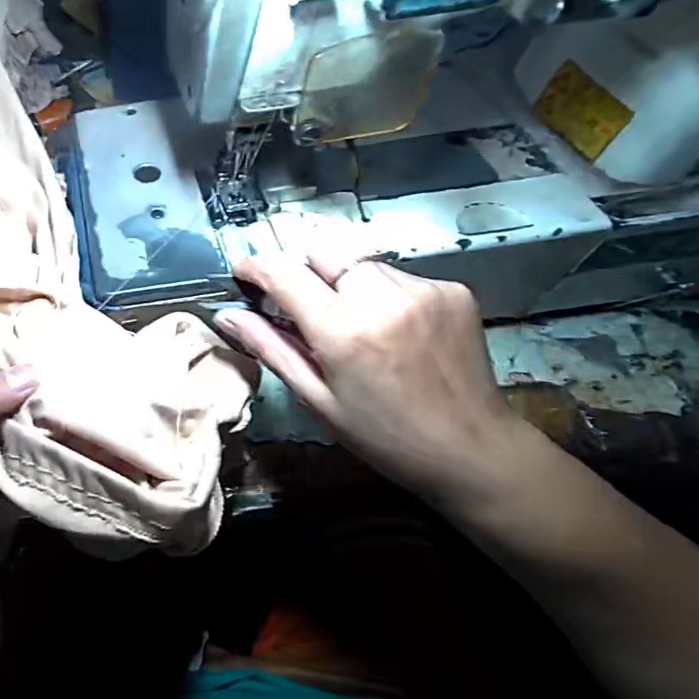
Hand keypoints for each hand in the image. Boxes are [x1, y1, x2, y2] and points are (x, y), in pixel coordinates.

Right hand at [213, 242, 549, 510]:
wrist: (471, 449)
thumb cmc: (383, 436)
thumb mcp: (318, 399)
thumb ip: (271, 348)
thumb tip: (226, 316)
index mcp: (343, 329)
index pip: (284, 272)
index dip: (256, 266)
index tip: (243, 271)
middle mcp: (382, 296)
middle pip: (323, 250)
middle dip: (303, 267)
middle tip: (301, 301)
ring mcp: (422, 288)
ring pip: (362, 261)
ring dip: (345, 281)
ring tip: (354, 324)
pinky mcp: (451, 289)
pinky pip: (399, 275)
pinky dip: (383, 293)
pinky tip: (393, 328)